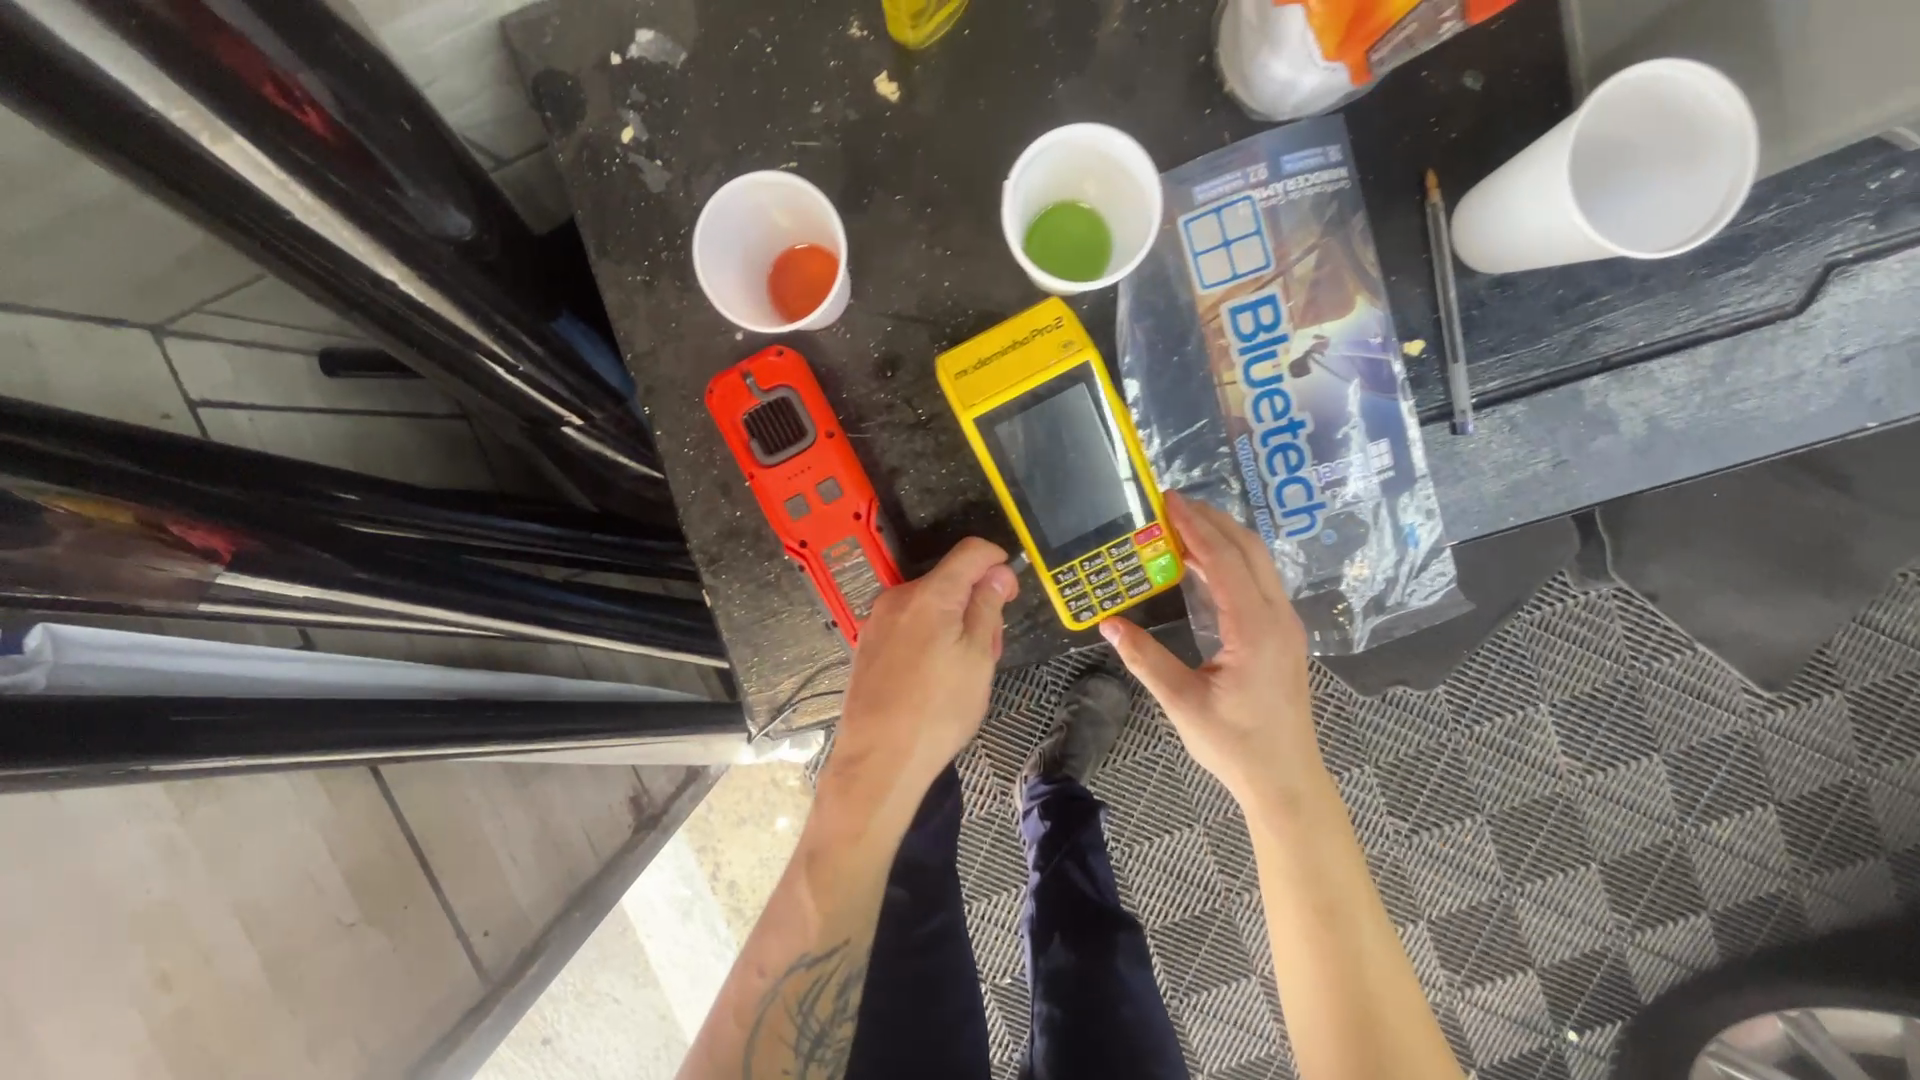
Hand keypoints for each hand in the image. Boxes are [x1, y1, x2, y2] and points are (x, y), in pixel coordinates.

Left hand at [829, 537, 1017, 797]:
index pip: (971, 551)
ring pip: (930, 605)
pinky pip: (910, 625)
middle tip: (988, 650)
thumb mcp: (978, 657)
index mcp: (930, 595)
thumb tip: (997, 573)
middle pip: (950, 581)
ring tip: (963, 673)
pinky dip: (931, 638)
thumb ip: (987, 607)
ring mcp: (878, 622)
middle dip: (976, 604)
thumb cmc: (937, 712)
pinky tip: (935, 678)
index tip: (1010, 592)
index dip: (998, 564)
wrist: (879, 759)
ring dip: (955, 624)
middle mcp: (897, 598)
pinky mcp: (868, 645)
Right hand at [1100, 493, 1320, 806]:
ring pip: (1259, 562)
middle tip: (1170, 504)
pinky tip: (1205, 563)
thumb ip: (1145, 659)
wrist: (1285, 778)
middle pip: (1249, 550)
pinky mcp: (1283, 634)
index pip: (1225, 561)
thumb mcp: (1183, 703)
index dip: (1195, 527)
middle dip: (1211, 520)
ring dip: (1224, 537)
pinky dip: (1232, 559)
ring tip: (1183, 524)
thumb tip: (1107, 623)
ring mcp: (1285, 625)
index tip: (1167, 500)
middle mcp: (1277, 618)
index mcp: (1255, 630)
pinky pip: (1260, 580)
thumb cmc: (1234, 745)